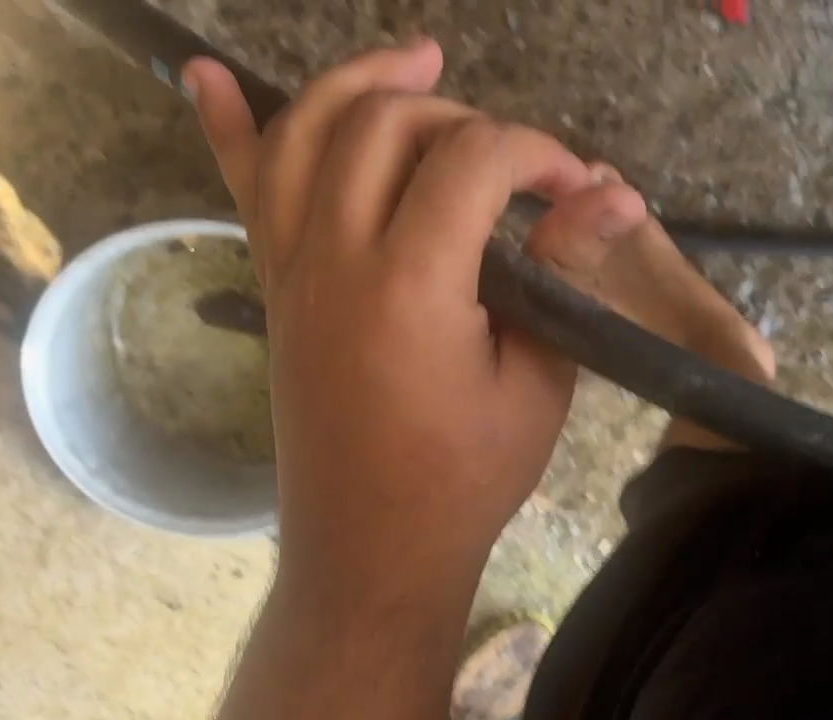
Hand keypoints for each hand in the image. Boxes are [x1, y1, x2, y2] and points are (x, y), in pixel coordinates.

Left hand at [184, 41, 644, 620]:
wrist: (375, 544)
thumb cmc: (470, 476)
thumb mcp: (538, 382)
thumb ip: (563, 277)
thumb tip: (616, 198)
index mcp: (412, 281)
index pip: (471, 160)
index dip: (538, 153)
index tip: (582, 188)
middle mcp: (336, 251)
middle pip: (387, 123)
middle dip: (465, 115)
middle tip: (521, 160)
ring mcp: (292, 264)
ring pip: (310, 130)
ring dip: (365, 83)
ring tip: (420, 61)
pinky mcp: (276, 286)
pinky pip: (245, 187)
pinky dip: (232, 123)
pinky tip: (216, 75)